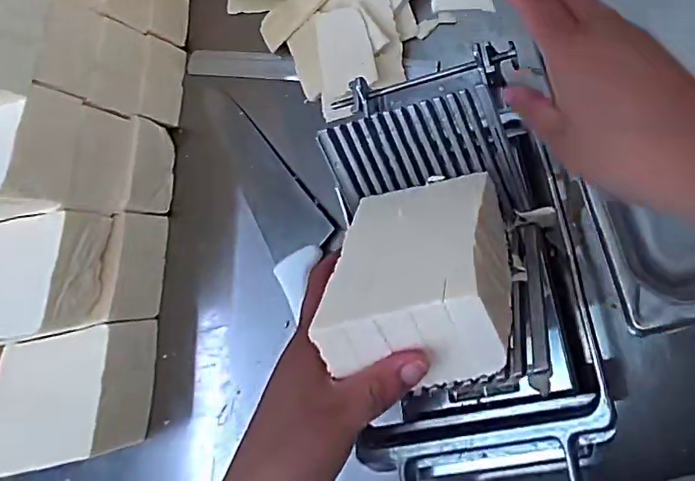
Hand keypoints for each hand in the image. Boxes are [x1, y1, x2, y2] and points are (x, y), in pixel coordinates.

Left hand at [224, 254, 427, 480]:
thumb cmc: (281, 453)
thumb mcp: (341, 414)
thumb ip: (379, 384)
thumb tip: (413, 357)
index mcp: (305, 345)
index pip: (318, 286)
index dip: (335, 261)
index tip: (356, 242)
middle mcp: (303, 356)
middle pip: (332, 311)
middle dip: (359, 296)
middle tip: (388, 284)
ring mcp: (305, 380)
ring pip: (337, 341)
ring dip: (362, 331)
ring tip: (392, 327)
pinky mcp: (310, 404)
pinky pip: (340, 369)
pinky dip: (361, 363)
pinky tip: (378, 376)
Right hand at [499, 0, 694, 218]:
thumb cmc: (625, 154)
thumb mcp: (567, 143)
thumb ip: (536, 111)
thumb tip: (513, 91)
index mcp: (570, 49)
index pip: (537, 7)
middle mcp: (601, 33)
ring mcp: (634, 39)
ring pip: (593, 6)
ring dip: (569, 3)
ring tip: (554, 21)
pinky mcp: (658, 53)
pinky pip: (614, 23)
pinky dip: (592, 20)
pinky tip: (592, 49)